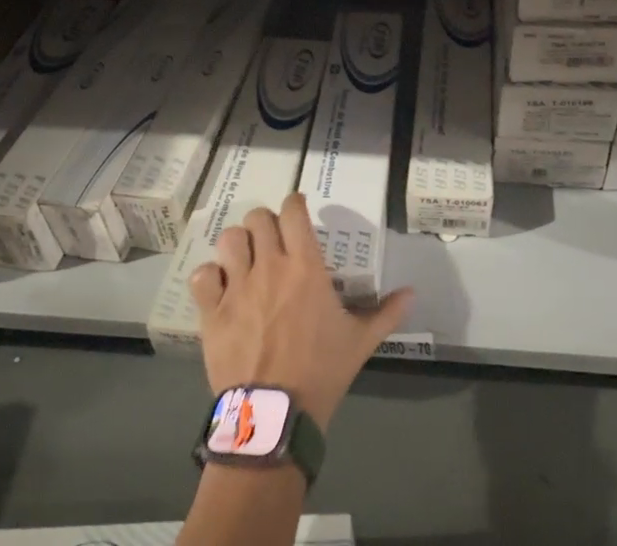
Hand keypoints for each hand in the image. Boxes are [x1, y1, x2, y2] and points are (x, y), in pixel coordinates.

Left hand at [189, 193, 412, 430]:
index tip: (298, 209)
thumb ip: (387, 313)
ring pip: (230, 239)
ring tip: (247, 257)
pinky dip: (212, 275)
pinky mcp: (212, 312)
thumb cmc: (321, 371)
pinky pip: (204, 275)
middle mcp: (269, 267)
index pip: (294, 213)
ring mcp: (236, 288)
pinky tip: (221, 286)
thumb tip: (412, 293)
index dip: (295, 204)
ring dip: (239, 243)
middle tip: (275, 238)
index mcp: (306, 267)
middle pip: (258, 219)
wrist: (274, 413)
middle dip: (267, 222)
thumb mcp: (361, 341)